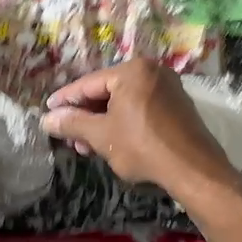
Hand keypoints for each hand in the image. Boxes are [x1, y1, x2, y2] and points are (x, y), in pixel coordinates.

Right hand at [42, 59, 236, 198]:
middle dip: (86, 116)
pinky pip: (141, 109)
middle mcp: (152, 71)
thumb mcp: (101, 135)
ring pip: (124, 102)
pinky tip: (111, 143)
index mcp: (133, 70)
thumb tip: (47, 119)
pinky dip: (123, 123)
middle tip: (68, 135)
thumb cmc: (143, 147)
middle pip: (107, 92)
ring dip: (102, 123)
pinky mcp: (177, 107)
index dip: (65, 99)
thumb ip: (72, 123)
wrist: (194, 170)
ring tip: (86, 146)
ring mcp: (168, 88)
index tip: (48, 111)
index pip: (88, 83)